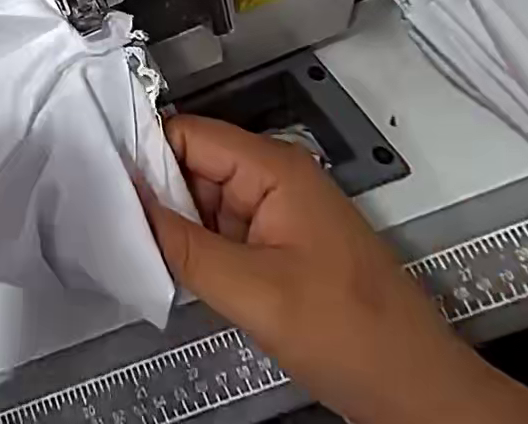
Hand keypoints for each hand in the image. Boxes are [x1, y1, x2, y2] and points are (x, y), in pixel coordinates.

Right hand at [142, 115, 527, 423]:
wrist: (418, 393)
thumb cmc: (351, 335)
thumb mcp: (256, 292)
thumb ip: (184, 244)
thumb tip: (129, 203)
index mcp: (273, 167)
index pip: (188, 134)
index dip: (145, 153)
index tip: (109, 182)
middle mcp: (272, 174)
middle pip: (192, 161)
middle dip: (159, 191)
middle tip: (126, 224)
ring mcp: (274, 205)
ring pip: (202, 194)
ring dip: (177, 220)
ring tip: (151, 249)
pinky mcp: (274, 235)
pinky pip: (219, 222)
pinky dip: (197, 239)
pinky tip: (182, 265)